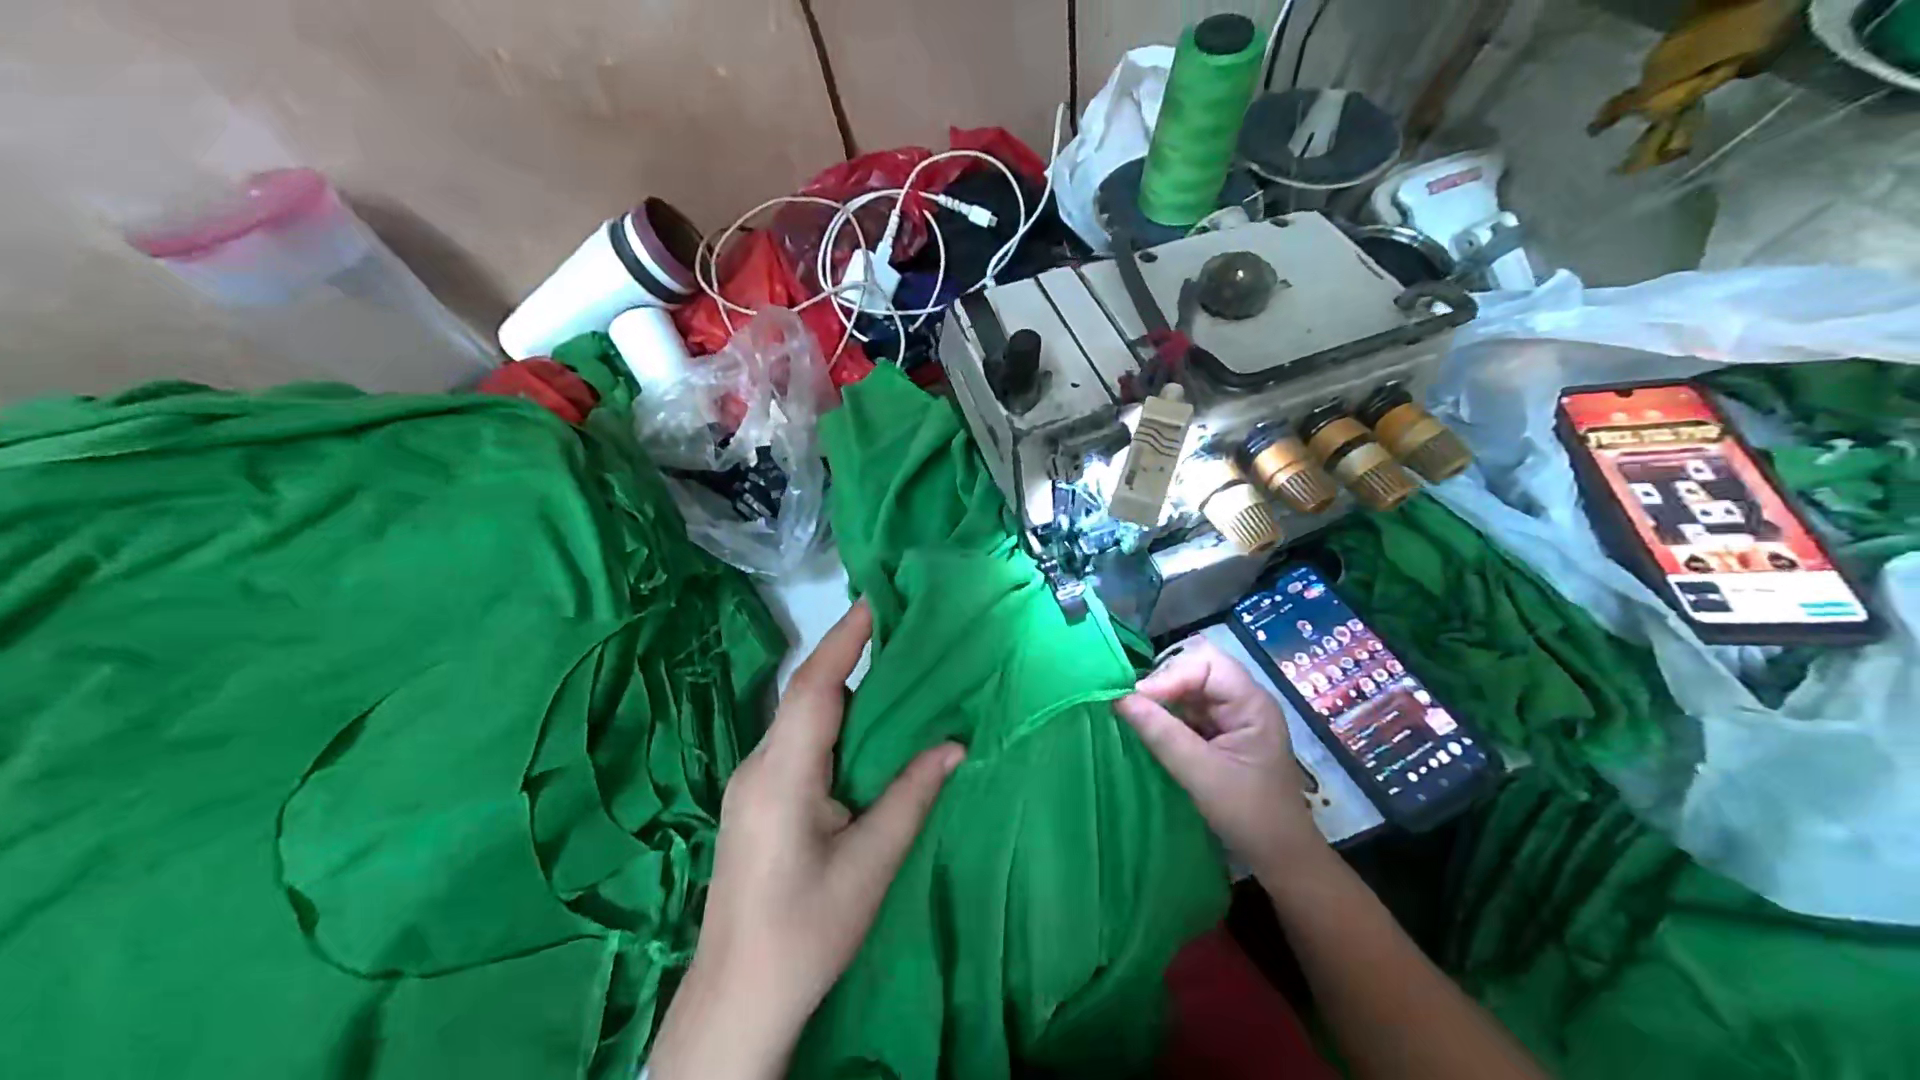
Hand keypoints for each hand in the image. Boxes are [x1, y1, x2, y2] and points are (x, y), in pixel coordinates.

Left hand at [648, 599, 964, 1079]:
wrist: (737, 995)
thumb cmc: (806, 931)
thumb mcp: (870, 864)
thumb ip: (910, 795)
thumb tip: (954, 743)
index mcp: (781, 775)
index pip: (814, 688)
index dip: (844, 640)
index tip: (874, 600)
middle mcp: (757, 767)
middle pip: (804, 697)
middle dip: (846, 656)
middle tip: (895, 627)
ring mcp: (750, 783)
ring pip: (798, 720)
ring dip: (840, 690)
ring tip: (890, 671)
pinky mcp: (755, 800)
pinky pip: (795, 743)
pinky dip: (830, 722)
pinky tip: (863, 733)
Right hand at [1114, 638, 1323, 878]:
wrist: (1282, 859)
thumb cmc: (1250, 815)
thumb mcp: (1201, 774)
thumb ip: (1161, 733)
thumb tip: (1118, 698)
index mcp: (1252, 703)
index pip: (1206, 663)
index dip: (1171, 675)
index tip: (1138, 700)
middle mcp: (1245, 701)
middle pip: (1197, 670)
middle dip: (1164, 685)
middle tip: (1135, 707)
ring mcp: (1234, 718)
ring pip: (1189, 690)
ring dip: (1163, 702)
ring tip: (1137, 719)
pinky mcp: (1222, 735)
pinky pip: (1189, 712)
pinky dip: (1167, 718)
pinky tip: (1151, 731)